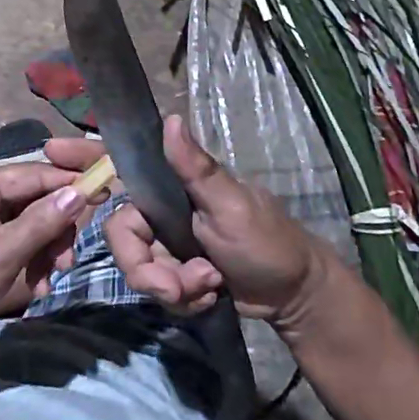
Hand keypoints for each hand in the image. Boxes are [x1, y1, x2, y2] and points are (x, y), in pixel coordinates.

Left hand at [0, 137, 106, 341]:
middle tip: (65, 263)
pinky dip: (35, 253)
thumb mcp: (0, 258)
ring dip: (48, 247)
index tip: (106, 193)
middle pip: (40, 196)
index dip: (74, 183)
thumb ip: (41, 223)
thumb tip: (81, 193)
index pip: (38, 174)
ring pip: (37, 214)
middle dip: (57, 230)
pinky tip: (36, 280)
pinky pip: (24, 229)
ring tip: (47, 280)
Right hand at [103, 116, 330, 330]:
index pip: (125, 217)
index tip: (150, 264)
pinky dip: (188, 301)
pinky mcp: (185, 277)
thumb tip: (172, 118)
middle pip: (131, 253)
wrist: (293, 291)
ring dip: (180, 291)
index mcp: (176, 194)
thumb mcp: (231, 205)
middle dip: (157, 278)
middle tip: (188, 287)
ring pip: (148, 278)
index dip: (129, 246)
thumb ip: (197, 169)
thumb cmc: (266, 241)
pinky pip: (166, 295)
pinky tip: (212, 297)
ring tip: (212, 286)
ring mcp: (176, 251)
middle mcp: (169, 220)